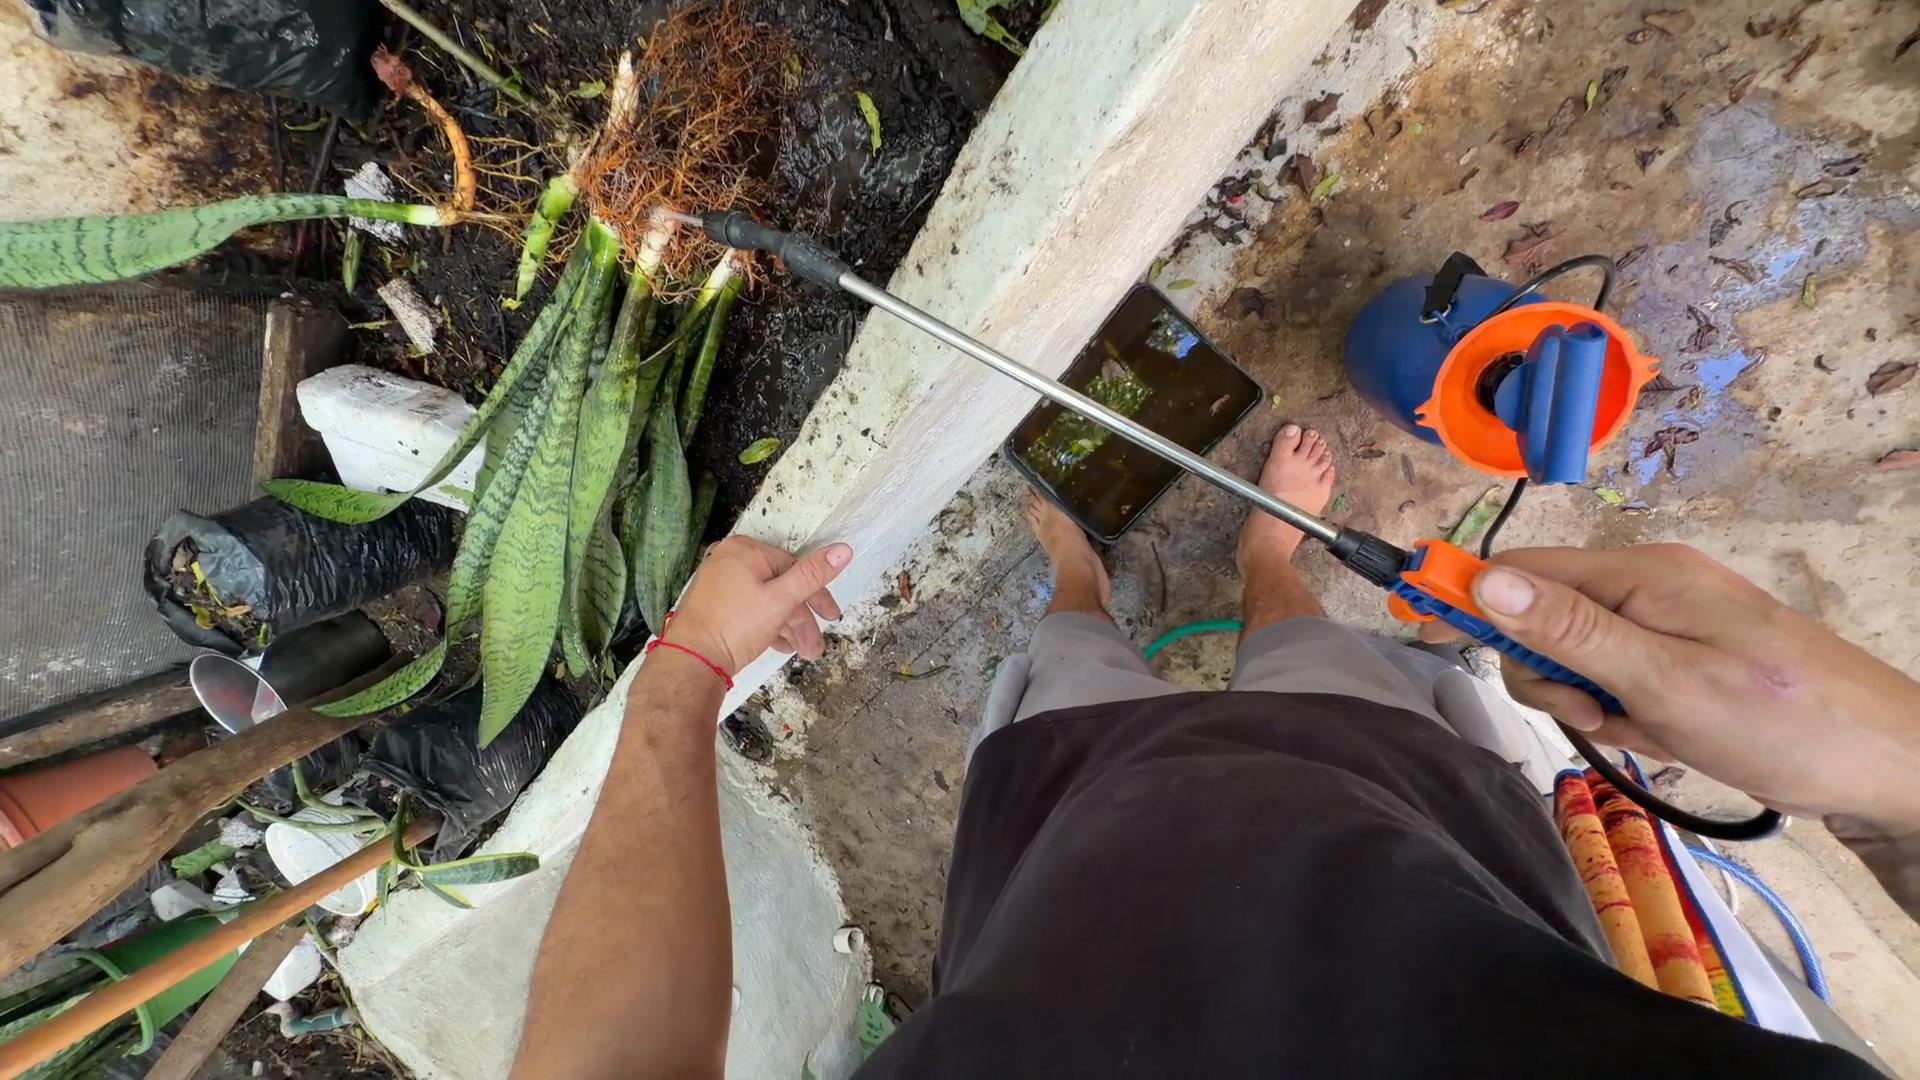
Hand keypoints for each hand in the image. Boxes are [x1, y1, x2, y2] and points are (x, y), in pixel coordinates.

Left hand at [660, 536, 851, 676]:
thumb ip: (813, 575)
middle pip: (780, 586)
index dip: (816, 595)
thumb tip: (844, 549)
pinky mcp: (715, 606)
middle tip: (816, 645)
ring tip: (803, 652)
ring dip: (788, 626)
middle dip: (802, 619)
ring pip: (766, 601)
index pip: (794, 567)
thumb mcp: (781, 600)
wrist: (689, 662)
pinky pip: (750, 609)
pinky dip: (768, 625)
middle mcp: (730, 561)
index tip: (832, 617)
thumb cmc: (735, 626)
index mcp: (745, 550)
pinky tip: (781, 646)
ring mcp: (720, 583)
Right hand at [1421, 544, 1919, 823]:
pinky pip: (1601, 675)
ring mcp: (1655, 623)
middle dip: (1541, 668)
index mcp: (1638, 574)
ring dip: (1575, 695)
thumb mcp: (1664, 679)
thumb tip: (1483, 580)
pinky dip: (1608, 706)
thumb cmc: (1785, 722)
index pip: (1519, 569)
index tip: (1428, 630)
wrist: (1901, 775)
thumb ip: (1568, 629)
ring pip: (1563, 652)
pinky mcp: (1667, 657)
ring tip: (1625, 725)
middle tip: (1580, 709)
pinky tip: (1649, 728)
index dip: (1467, 595)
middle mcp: (1640, 587)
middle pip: (1534, 614)